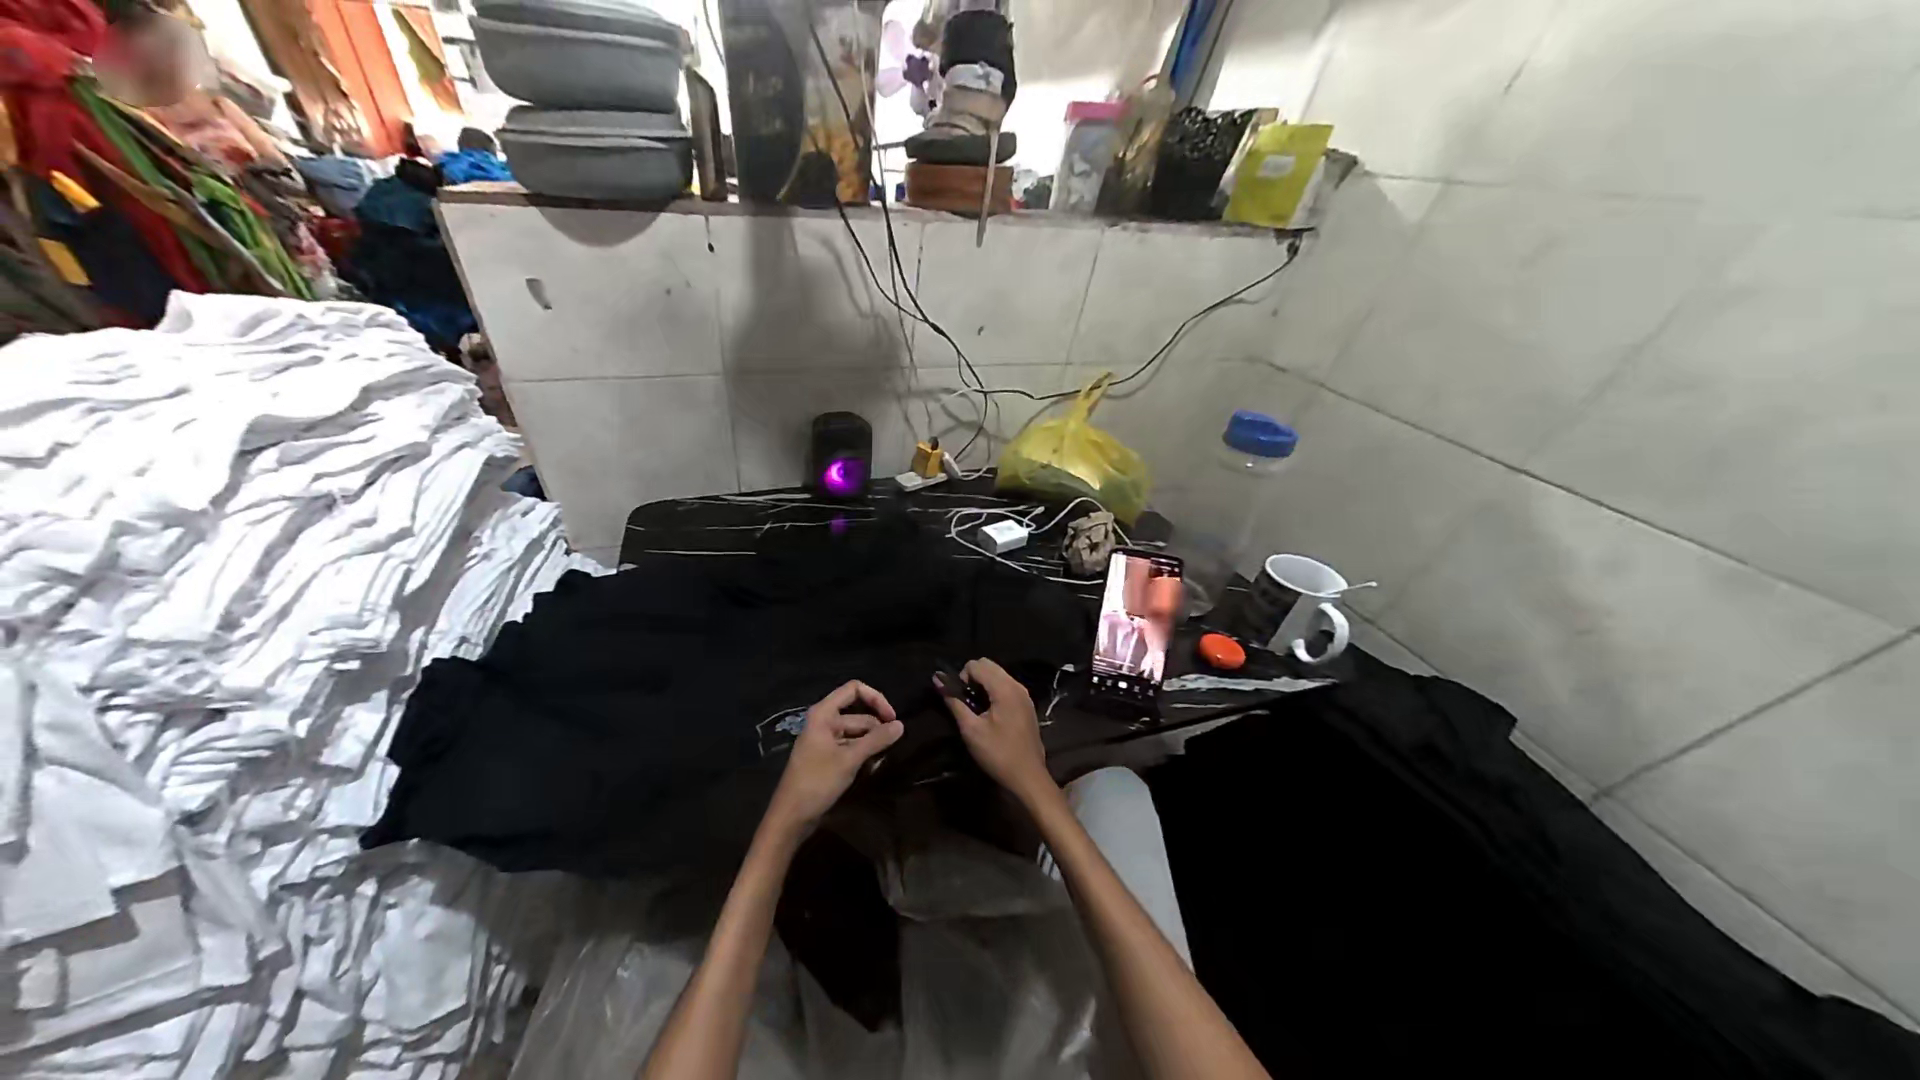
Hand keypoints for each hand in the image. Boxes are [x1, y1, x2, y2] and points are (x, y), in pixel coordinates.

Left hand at [765, 681, 902, 834]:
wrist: (791, 817)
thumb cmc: (817, 782)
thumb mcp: (849, 759)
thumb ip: (876, 740)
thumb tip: (901, 725)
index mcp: (824, 714)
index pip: (854, 689)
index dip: (876, 699)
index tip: (892, 719)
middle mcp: (824, 722)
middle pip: (859, 714)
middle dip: (877, 729)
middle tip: (891, 748)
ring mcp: (825, 740)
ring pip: (857, 733)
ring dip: (871, 745)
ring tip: (880, 762)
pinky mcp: (828, 758)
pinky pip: (851, 747)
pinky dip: (863, 755)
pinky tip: (871, 769)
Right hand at [938, 658, 1053, 804]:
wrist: (1028, 776)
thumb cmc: (997, 754)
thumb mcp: (971, 730)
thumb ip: (954, 702)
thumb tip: (937, 680)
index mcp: (1005, 689)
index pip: (977, 665)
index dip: (962, 677)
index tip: (959, 699)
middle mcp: (1017, 685)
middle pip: (989, 665)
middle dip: (972, 677)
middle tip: (965, 701)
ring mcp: (1024, 694)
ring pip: (998, 674)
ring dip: (982, 683)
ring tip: (975, 708)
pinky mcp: (1027, 704)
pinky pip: (1006, 685)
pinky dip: (993, 690)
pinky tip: (989, 712)